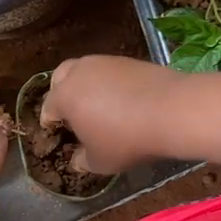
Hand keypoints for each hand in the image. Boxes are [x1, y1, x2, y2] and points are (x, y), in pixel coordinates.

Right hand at [40, 56, 185, 172]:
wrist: (171, 110)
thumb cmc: (126, 139)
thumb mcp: (100, 161)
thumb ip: (84, 160)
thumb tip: (78, 159)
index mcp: (65, 95)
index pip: (49, 106)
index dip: (50, 120)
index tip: (53, 129)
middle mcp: (81, 72)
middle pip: (62, 77)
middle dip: (62, 91)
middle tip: (71, 110)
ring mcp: (107, 62)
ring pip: (87, 69)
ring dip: (87, 83)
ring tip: (98, 103)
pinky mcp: (130, 60)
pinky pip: (111, 70)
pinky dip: (110, 82)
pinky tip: (122, 98)